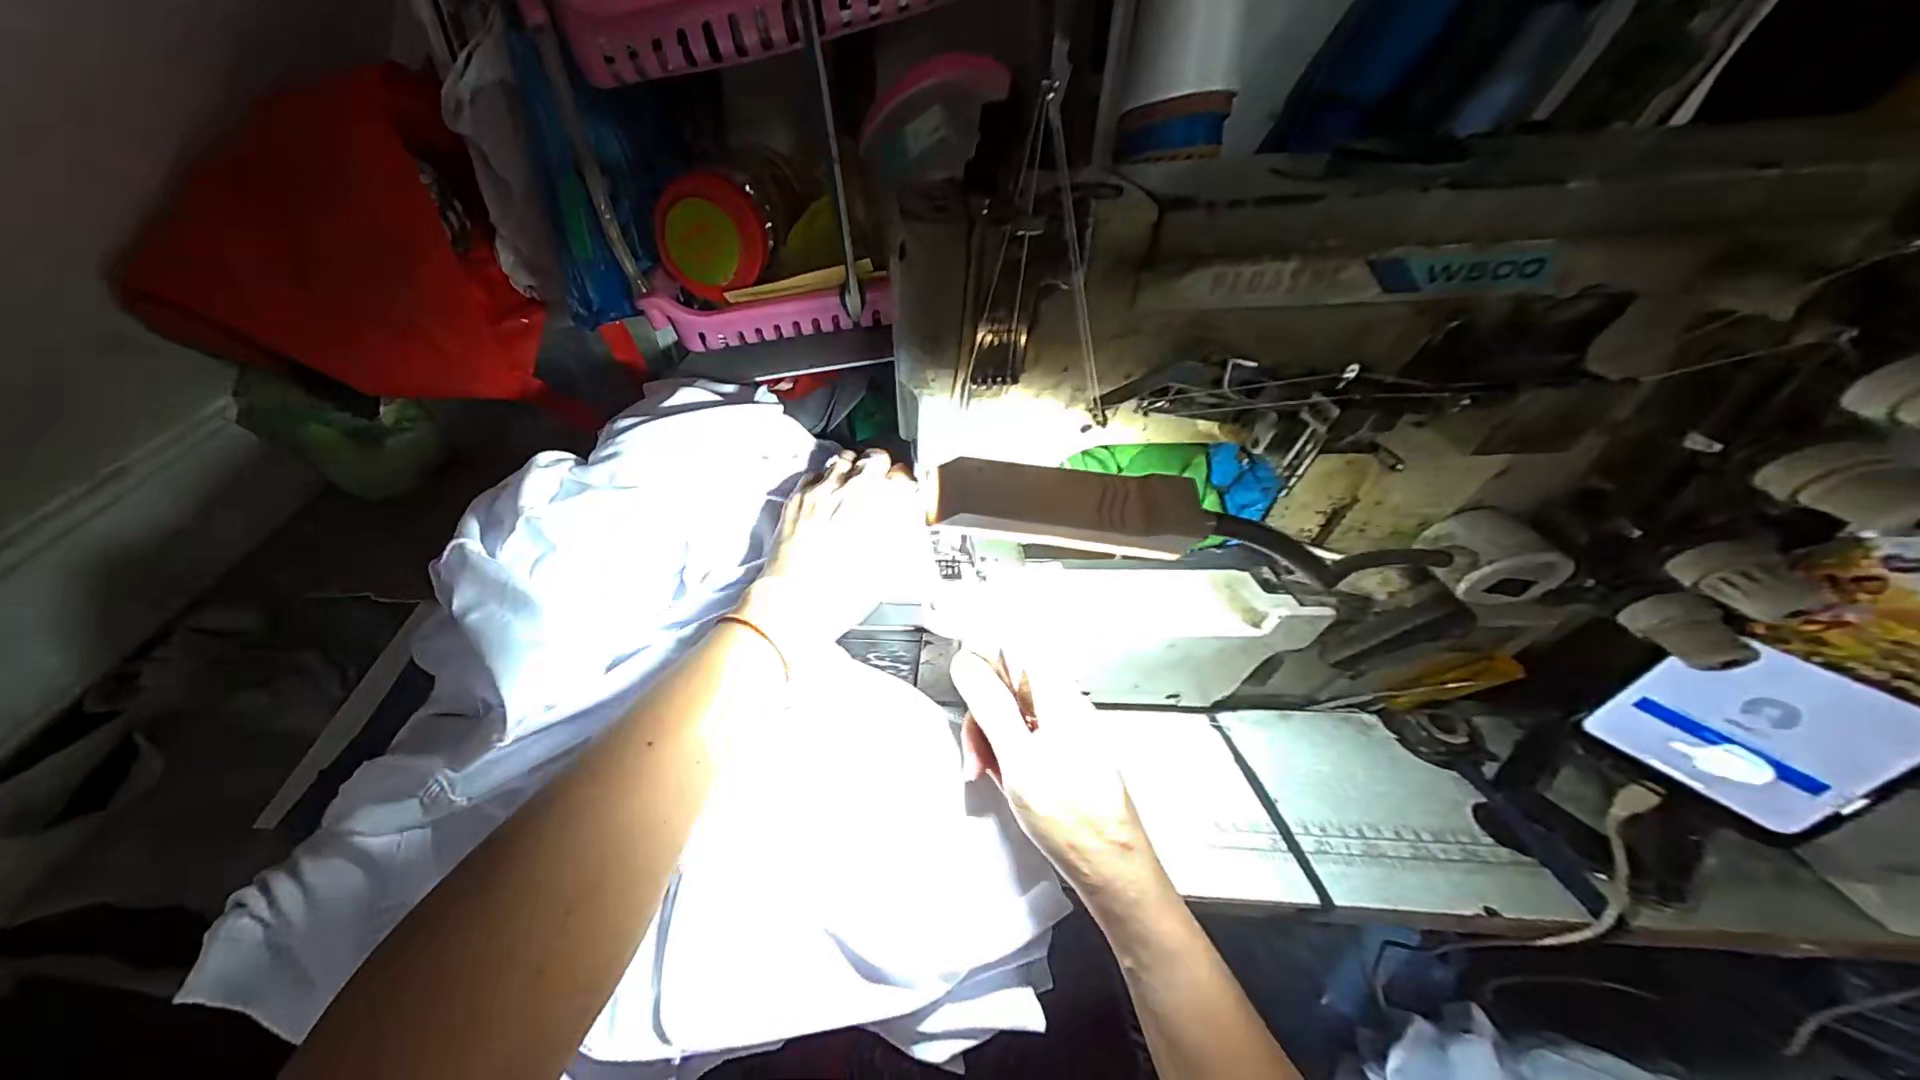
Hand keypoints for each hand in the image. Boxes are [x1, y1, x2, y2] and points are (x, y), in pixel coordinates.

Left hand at [734, 449, 926, 652]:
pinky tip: (827, 494)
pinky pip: (816, 473)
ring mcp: (822, 489)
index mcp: (882, 503)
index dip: (906, 483)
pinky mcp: (798, 498)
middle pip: (874, 458)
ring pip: (843, 460)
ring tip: (854, 485)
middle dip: (880, 469)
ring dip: (852, 469)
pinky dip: (825, 479)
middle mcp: (852, 488)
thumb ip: (898, 533)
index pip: (903, 474)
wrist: (796, 599)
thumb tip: (902, 521)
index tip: (905, 491)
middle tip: (881, 484)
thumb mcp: (888, 564)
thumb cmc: (843, 589)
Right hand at [950, 649, 1166, 899]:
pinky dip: (1008, 754)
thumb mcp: (1018, 757)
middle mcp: (1064, 705)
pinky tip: (1008, 780)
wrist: (1111, 865)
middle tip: (976, 753)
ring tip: (990, 772)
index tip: (961, 685)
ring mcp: (1065, 729)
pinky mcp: (1063, 751)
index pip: (1011, 649)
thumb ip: (990, 704)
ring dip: (992, 738)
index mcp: (1057, 695)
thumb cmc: (1075, 819)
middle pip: (1008, 685)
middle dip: (983, 714)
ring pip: (1013, 713)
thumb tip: (967, 662)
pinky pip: (1025, 737)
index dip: (979, 660)